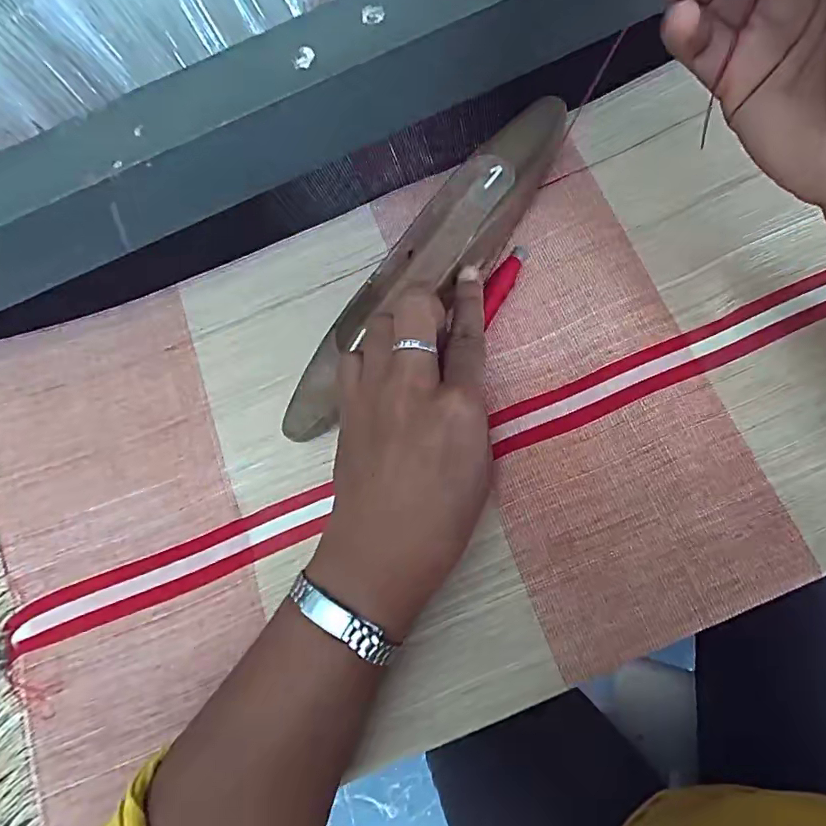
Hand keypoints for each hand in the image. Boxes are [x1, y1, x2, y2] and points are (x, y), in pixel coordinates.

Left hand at [307, 268, 493, 638]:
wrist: (379, 553)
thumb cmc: (443, 520)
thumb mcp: (480, 462)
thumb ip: (473, 407)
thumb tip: (462, 372)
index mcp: (457, 407)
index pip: (467, 335)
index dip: (472, 299)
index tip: (472, 272)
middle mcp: (410, 387)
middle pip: (412, 310)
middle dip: (427, 298)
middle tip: (439, 313)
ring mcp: (369, 394)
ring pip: (375, 325)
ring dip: (395, 321)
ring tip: (408, 339)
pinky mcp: (345, 408)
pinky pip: (354, 356)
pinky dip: (368, 351)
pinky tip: (379, 369)